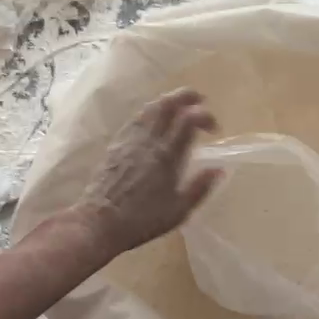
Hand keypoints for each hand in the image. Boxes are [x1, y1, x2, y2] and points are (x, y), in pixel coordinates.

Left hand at [75, 89, 221, 257]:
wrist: (99, 222)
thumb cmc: (142, 220)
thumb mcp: (178, 211)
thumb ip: (200, 187)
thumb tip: (219, 168)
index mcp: (167, 155)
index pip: (189, 120)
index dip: (205, 116)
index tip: (214, 129)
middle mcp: (149, 140)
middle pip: (168, 104)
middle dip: (186, 96)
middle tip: (199, 100)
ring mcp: (130, 139)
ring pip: (150, 107)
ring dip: (168, 100)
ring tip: (179, 105)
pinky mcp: (116, 144)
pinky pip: (136, 118)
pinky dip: (150, 112)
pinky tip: (154, 120)